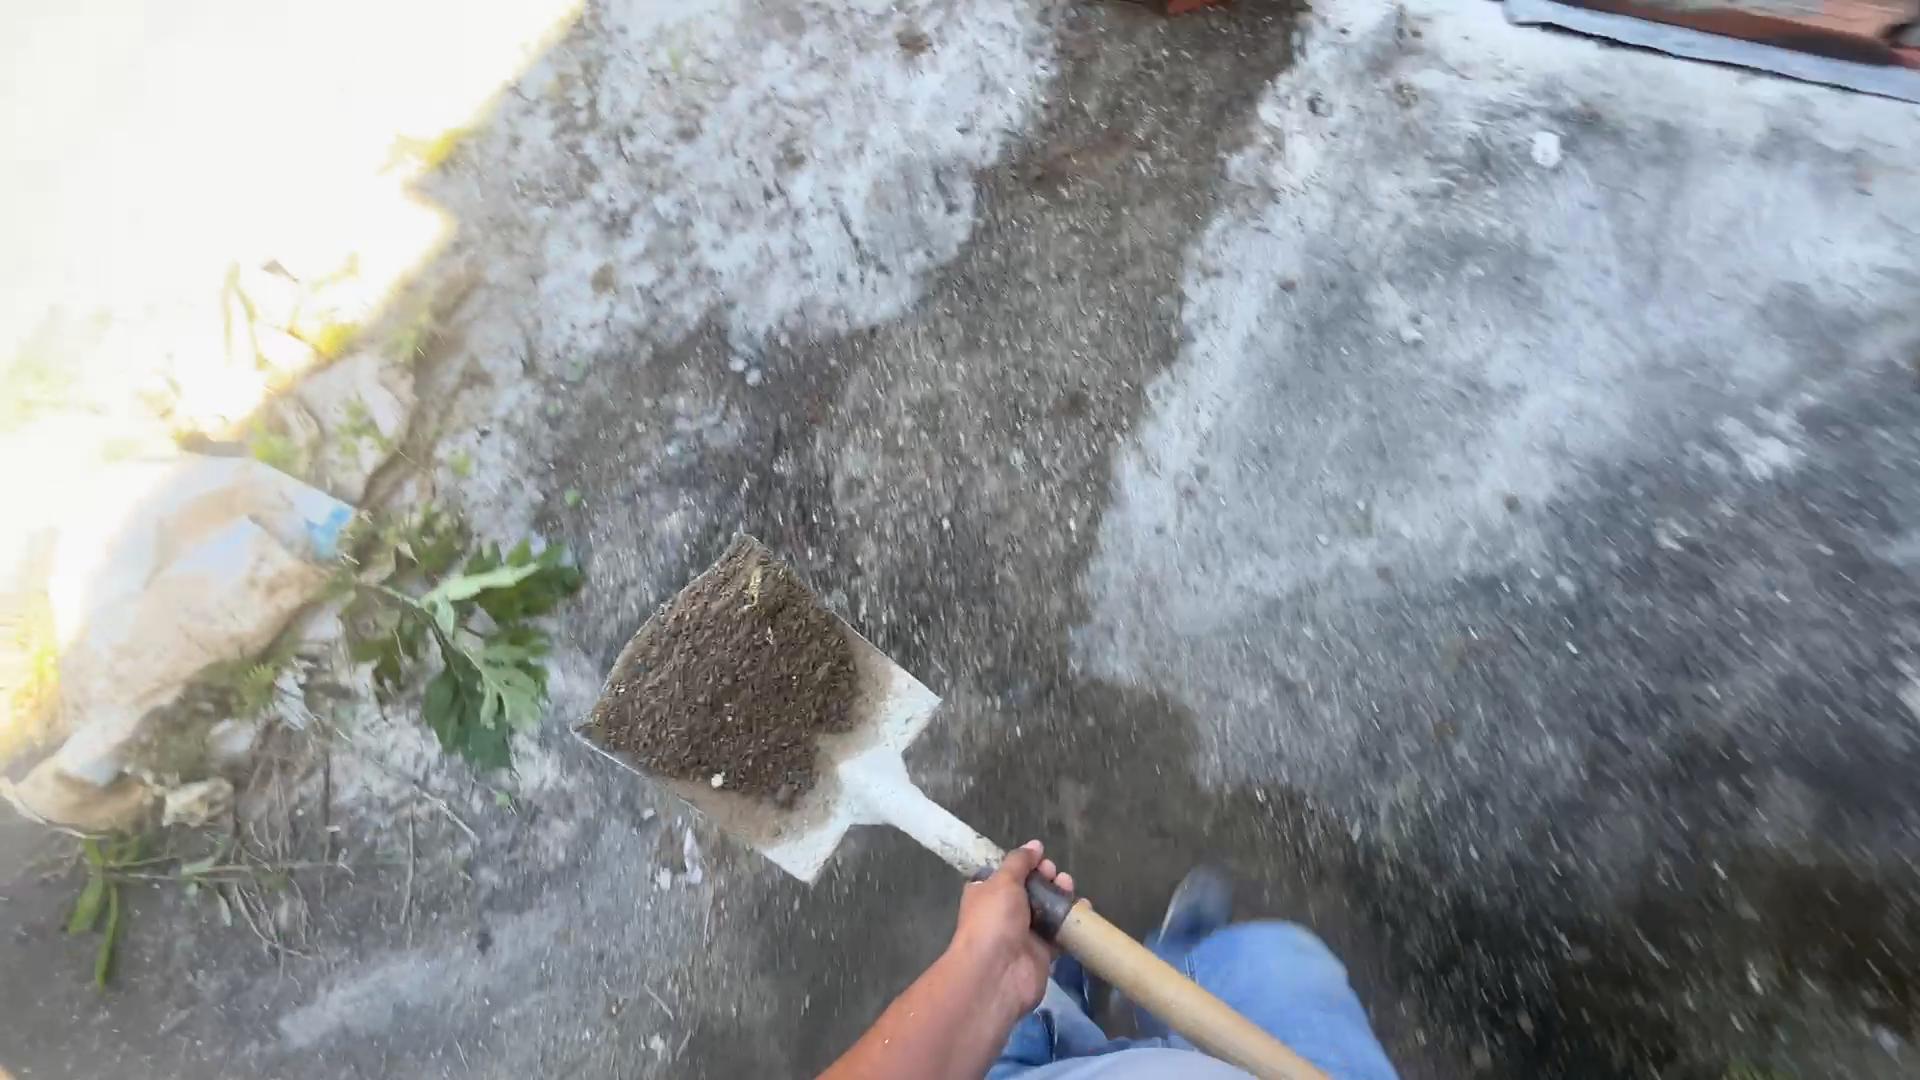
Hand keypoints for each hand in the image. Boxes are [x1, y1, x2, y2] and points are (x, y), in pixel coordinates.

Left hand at [945, 840, 1075, 1021]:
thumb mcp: (1003, 881)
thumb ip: (1020, 862)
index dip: (1025, 864)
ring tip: (1068, 886)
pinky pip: (1059, 933)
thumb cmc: (994, 920)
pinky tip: (1084, 908)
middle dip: (1045, 878)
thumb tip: (1035, 845)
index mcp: (986, 893)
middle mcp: (1003, 912)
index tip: (1040, 858)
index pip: (1008, 874)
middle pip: (1029, 890)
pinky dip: (1071, 920)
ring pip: (1046, 910)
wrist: (997, 974)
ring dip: (1059, 896)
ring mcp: (1023, 934)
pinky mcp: (1042, 953)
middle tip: (1055, 873)